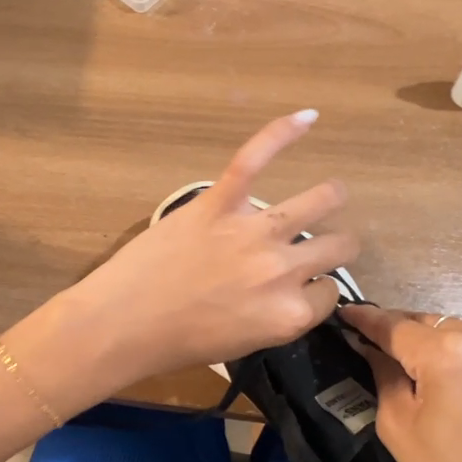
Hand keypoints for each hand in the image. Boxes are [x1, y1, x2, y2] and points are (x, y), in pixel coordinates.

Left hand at [63, 110, 357, 387]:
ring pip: (317, 202)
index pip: (330, 293)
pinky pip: (256, 158)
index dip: (318, 290)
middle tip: (327, 243)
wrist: (124, 323)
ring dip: (329, 198)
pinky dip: (283, 133)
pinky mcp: (220, 202)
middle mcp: (284, 270)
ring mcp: (254, 231)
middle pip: (336, 247)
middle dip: (337, 246)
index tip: (304, 288)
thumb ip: (275, 315)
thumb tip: (286, 291)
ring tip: (331, 195)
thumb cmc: (176, 343)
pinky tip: (308, 117)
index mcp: (291, 314)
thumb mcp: (244, 343)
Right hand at [339, 306, 461, 461]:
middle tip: (382, 351)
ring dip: (442, 348)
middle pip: (431, 325)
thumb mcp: (398, 426)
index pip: (395, 325)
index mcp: (448, 353)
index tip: (344, 311)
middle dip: (406, 336)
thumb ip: (382, 374)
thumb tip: (372, 346)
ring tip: (430, 378)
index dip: (366, 317)